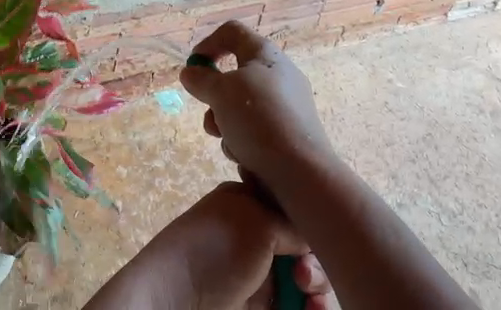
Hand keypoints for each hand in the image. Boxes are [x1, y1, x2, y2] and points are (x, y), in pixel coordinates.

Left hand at [160, 182, 331, 309]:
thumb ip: (294, 225)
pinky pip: (296, 305)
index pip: (293, 209)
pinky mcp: (261, 305)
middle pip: (305, 247)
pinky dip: (311, 308)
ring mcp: (260, 272)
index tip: (320, 236)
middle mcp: (257, 235)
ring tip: (310, 299)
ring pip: (307, 280)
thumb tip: (316, 234)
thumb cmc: (218, 247)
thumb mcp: (259, 221)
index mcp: (250, 203)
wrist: (180, 297)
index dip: (311, 223)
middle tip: (302, 275)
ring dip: (320, 289)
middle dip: (317, 262)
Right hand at [179, 20, 332, 174]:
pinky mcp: (290, 134)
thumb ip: (201, 79)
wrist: (301, 172)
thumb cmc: (258, 119)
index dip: (207, 44)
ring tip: (225, 138)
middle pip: (235, 74)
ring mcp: (288, 106)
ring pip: (242, 105)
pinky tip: (244, 154)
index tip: (194, 69)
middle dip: (215, 95)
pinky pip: (256, 127)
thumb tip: (190, 72)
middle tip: (209, 111)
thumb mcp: (220, 93)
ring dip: (225, 121)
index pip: (231, 32)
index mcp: (265, 55)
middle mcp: (279, 75)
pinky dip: (243, 138)